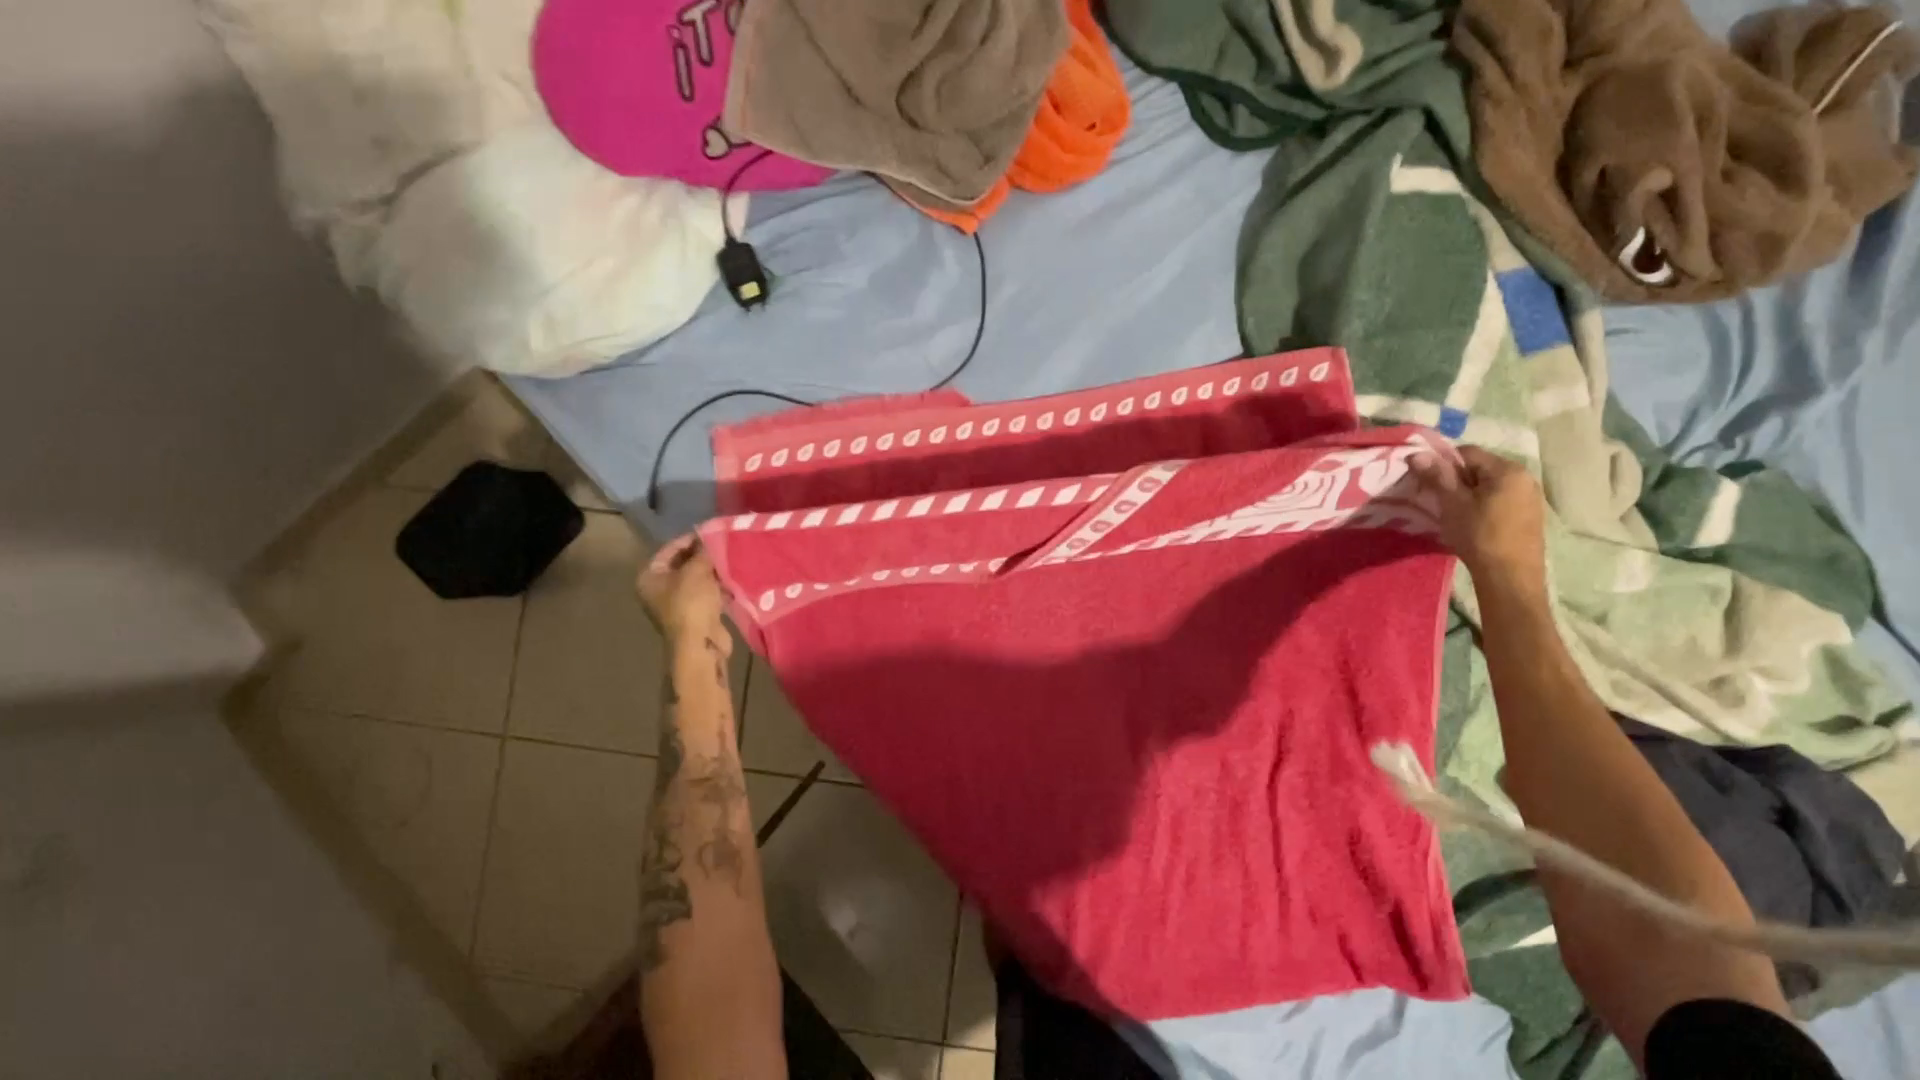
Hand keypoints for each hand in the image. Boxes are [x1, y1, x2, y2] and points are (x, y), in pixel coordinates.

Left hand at [637, 534, 730, 651]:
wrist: (700, 644)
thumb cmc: (690, 603)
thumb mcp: (697, 570)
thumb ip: (703, 551)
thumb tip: (710, 536)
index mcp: (649, 577)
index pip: (669, 549)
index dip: (690, 539)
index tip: (712, 531)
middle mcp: (658, 590)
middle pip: (683, 564)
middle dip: (704, 555)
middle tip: (725, 544)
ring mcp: (676, 604)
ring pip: (697, 579)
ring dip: (713, 571)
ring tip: (732, 558)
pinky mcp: (694, 615)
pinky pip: (706, 594)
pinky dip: (718, 586)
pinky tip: (734, 578)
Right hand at [1408, 446, 1546, 597]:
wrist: (1510, 577)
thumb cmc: (1479, 536)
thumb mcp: (1453, 504)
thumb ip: (1437, 475)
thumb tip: (1416, 453)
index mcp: (1508, 469)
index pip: (1467, 452)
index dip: (1444, 465)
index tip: (1431, 485)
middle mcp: (1525, 477)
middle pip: (1481, 468)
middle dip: (1458, 480)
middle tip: (1442, 502)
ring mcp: (1531, 497)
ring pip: (1490, 485)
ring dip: (1471, 494)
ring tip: (1457, 515)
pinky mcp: (1531, 515)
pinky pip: (1501, 499)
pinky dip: (1485, 505)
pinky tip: (1476, 524)